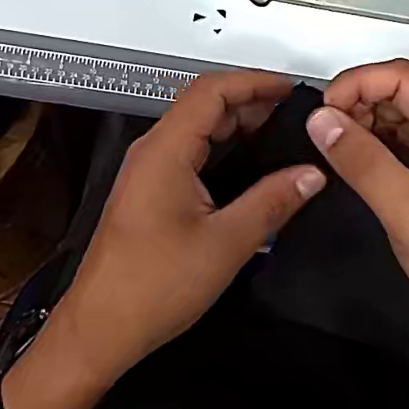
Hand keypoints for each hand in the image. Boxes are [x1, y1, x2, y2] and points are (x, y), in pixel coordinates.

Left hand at [6, 71, 323, 408]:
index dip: (253, 81)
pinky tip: (247, 162)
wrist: (100, 327)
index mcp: (164, 152)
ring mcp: (148, 170)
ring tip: (276, 130)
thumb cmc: (149, 288)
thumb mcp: (226, 243)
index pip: (211, 91)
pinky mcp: (150, 190)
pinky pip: (189, 150)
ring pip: (196, 127)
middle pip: (203, 103)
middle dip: (249, 99)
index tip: (286, 87)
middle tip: (290, 110)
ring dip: (236, 122)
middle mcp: (152, 152)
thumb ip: (273, 202)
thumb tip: (309, 175)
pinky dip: (222, 145)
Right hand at [305, 59, 408, 340]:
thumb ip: (362, 162)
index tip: (325, 108)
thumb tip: (325, 121)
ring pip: (392, 116)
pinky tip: (352, 163)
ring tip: (336, 150)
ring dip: (359, 126)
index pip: (404, 79)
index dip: (358, 84)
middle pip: (397, 92)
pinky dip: (368, 146)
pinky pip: (394, 141)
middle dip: (355, 105)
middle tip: (325, 131)